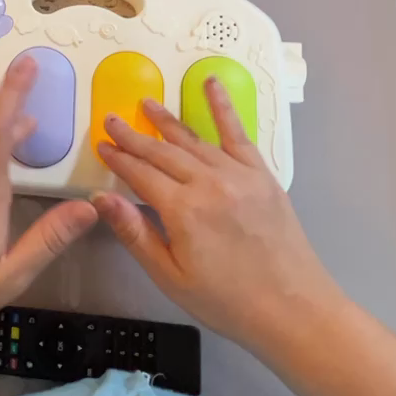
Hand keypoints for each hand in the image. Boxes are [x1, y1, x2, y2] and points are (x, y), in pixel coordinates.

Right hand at [93, 78, 347, 354]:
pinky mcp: (262, 175)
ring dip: (166, 121)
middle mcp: (209, 183)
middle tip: (111, 119)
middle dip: (133, 136)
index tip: (100, 145)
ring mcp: (239, 175)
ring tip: (145, 104)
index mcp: (183, 210)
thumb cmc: (226, 301)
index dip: (117, 159)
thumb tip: (101, 197)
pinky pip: (238, 134)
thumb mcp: (170, 276)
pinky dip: (223, 107)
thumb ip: (134, 233)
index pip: (139, 174)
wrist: (295, 312)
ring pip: (193, 140)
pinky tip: (211, 84)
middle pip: (162, 152)